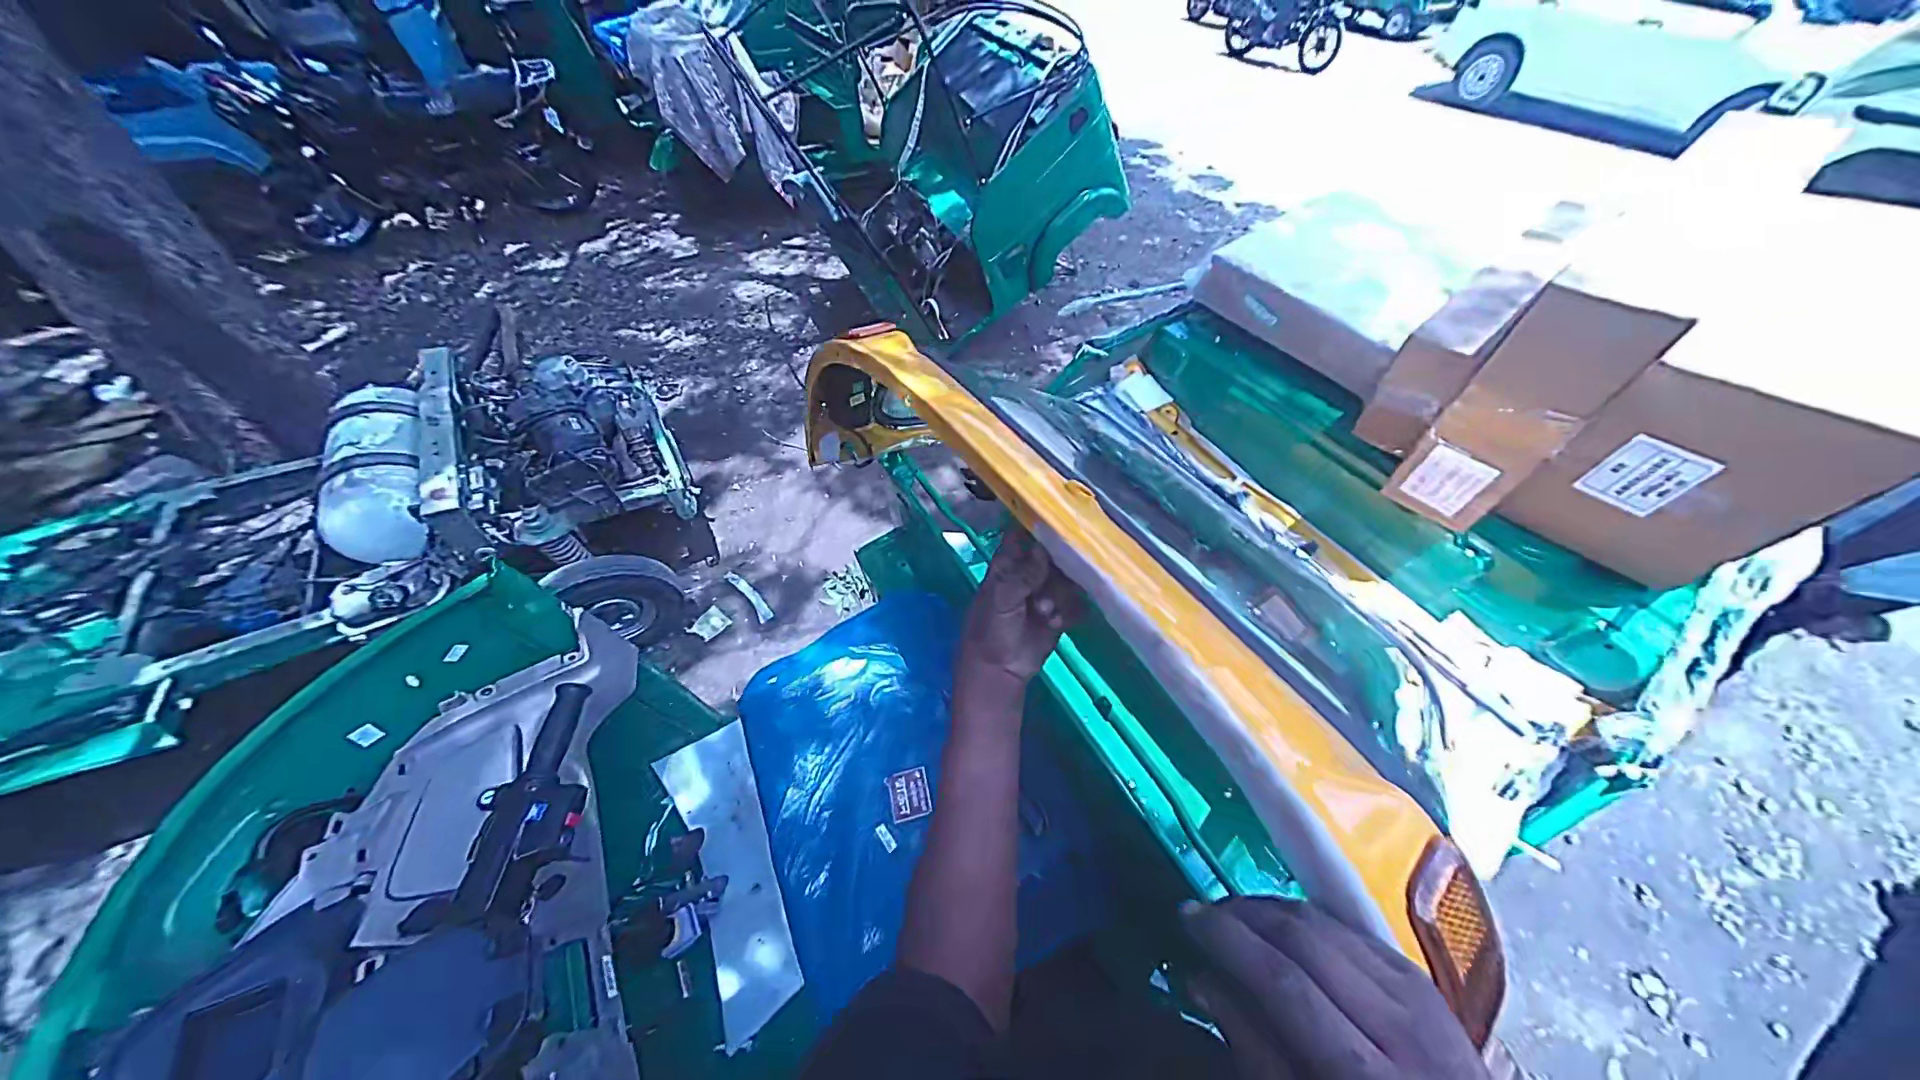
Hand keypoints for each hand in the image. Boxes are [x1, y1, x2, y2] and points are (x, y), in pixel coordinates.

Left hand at [958, 529, 1083, 694]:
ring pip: (1068, 579)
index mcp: (1008, 564)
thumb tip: (1042, 549)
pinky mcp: (1060, 613)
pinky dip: (1070, 612)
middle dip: (1057, 569)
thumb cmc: (991, 631)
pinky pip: (1076, 603)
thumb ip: (1022, 574)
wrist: (999, 670)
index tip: (1059, 527)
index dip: (1039, 527)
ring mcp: (1045, 593)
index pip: (1023, 535)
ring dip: (1061, 595)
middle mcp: (1029, 574)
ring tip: (1046, 613)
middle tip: (1047, 588)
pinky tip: (1057, 623)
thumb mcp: (1001, 599)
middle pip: (1054, 556)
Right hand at [1182, 898, 1487, 1079]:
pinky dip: (1307, 920)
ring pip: (1327, 924)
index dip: (1227, 940)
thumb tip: (1199, 977)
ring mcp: (1421, 1000)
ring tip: (1233, 917)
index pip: (1284, 981)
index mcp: (1365, 1078)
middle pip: (1305, 940)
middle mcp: (1401, 1028)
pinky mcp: (1425, 982)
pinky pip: (1352, 929)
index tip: (1187, 916)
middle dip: (1242, 914)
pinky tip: (1280, 927)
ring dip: (1270, 909)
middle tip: (1203, 913)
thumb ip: (1251, 1048)